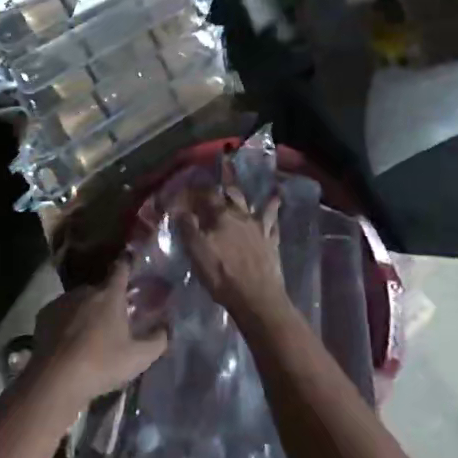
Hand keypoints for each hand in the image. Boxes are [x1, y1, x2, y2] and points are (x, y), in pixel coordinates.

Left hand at [30, 263, 167, 405]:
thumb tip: (168, 328)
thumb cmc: (102, 364)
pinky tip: (69, 342)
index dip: (126, 263)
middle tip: (115, 318)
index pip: (121, 270)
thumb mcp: (138, 358)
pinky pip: (61, 313)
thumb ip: (158, 341)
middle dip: (108, 299)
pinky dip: (67, 322)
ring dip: (87, 311)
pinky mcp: (44, 314)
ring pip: (80, 301)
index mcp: (110, 295)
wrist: (56, 378)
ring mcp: (62, 301)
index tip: (130, 257)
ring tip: (91, 336)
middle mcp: (85, 291)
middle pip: (100, 289)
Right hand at [175, 165, 286, 320]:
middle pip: (231, 192)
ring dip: (255, 190)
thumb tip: (179, 208)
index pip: (206, 194)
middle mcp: (240, 216)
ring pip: (255, 203)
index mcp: (220, 216)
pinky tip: (278, 201)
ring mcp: (258, 228)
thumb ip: (187, 227)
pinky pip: (273, 220)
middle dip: (226, 176)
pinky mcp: (271, 241)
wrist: (257, 299)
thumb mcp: (196, 252)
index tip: (188, 179)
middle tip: (225, 158)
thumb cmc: (222, 275)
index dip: (196, 187)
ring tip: (261, 178)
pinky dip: (274, 208)